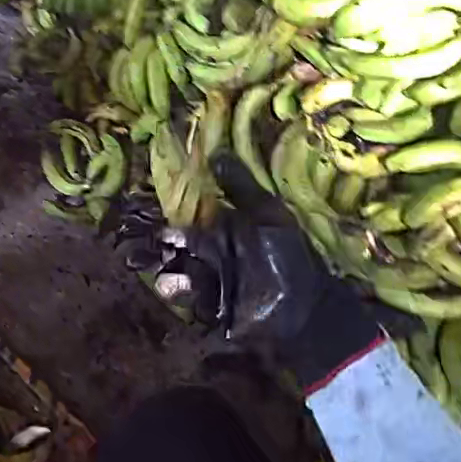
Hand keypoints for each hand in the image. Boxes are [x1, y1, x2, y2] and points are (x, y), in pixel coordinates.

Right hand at [150, 155, 391, 392]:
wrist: (307, 309)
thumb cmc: (288, 254)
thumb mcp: (268, 214)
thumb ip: (241, 187)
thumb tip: (216, 152)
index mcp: (224, 227)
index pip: (190, 215)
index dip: (172, 210)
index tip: (154, 204)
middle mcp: (212, 252)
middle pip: (179, 245)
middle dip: (164, 244)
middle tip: (153, 241)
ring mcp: (210, 282)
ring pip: (180, 271)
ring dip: (170, 270)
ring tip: (166, 271)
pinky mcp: (210, 309)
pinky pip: (189, 300)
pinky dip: (181, 293)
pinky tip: (176, 286)